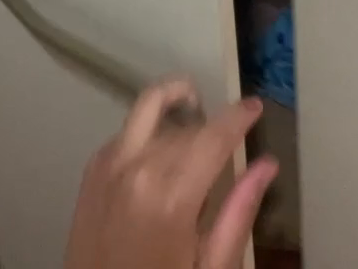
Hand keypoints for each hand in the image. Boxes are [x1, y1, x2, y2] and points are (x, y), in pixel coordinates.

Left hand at [64, 79, 278, 268]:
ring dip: (176, 107)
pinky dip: (148, 127)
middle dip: (211, 123)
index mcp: (171, 196)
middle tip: (229, 137)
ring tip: (196, 117)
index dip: (238, 116)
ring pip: (149, 110)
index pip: (213, 136)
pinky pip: (126, 129)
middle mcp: (136, 167)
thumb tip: (266, 165)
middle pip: (184, 123)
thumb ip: (238, 213)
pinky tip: (161, 150)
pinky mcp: (91, 168)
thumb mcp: (210, 268)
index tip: (254, 105)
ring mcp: (108, 163)